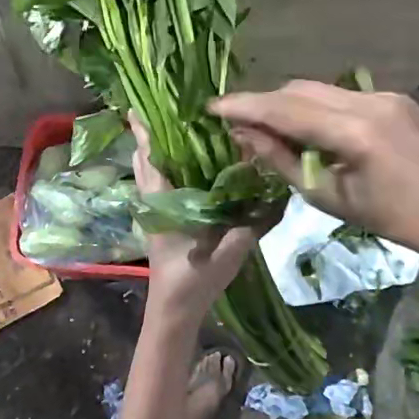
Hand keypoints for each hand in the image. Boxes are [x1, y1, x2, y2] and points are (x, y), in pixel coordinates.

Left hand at [130, 116, 258, 324]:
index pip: (150, 159)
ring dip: (158, 153)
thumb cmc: (194, 279)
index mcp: (163, 204)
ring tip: (179, 131)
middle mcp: (154, 204)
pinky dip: (168, 171)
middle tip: (167, 111)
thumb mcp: (229, 251)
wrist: (174, 311)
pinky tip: (191, 168)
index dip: (143, 133)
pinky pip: (160, 189)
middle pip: (145, 162)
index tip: (139, 107)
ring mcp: (156, 214)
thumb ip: (252, 224)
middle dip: (150, 136)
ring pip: (151, 176)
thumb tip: (279, 195)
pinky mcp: (163, 224)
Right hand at [210, 80, 418, 254]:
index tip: (212, 108)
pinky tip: (307, 129)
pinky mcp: (395, 98)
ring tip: (267, 127)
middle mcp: (369, 101)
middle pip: (299, 90)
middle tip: (235, 121)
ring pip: (320, 89)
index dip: (244, 107)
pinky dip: (316, 107)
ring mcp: (385, 95)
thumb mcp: (330, 197)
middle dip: (264, 102)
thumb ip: (284, 162)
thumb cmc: (393, 220)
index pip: (285, 110)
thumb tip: (245, 135)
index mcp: (354, 132)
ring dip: (289, 103)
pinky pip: (342, 96)